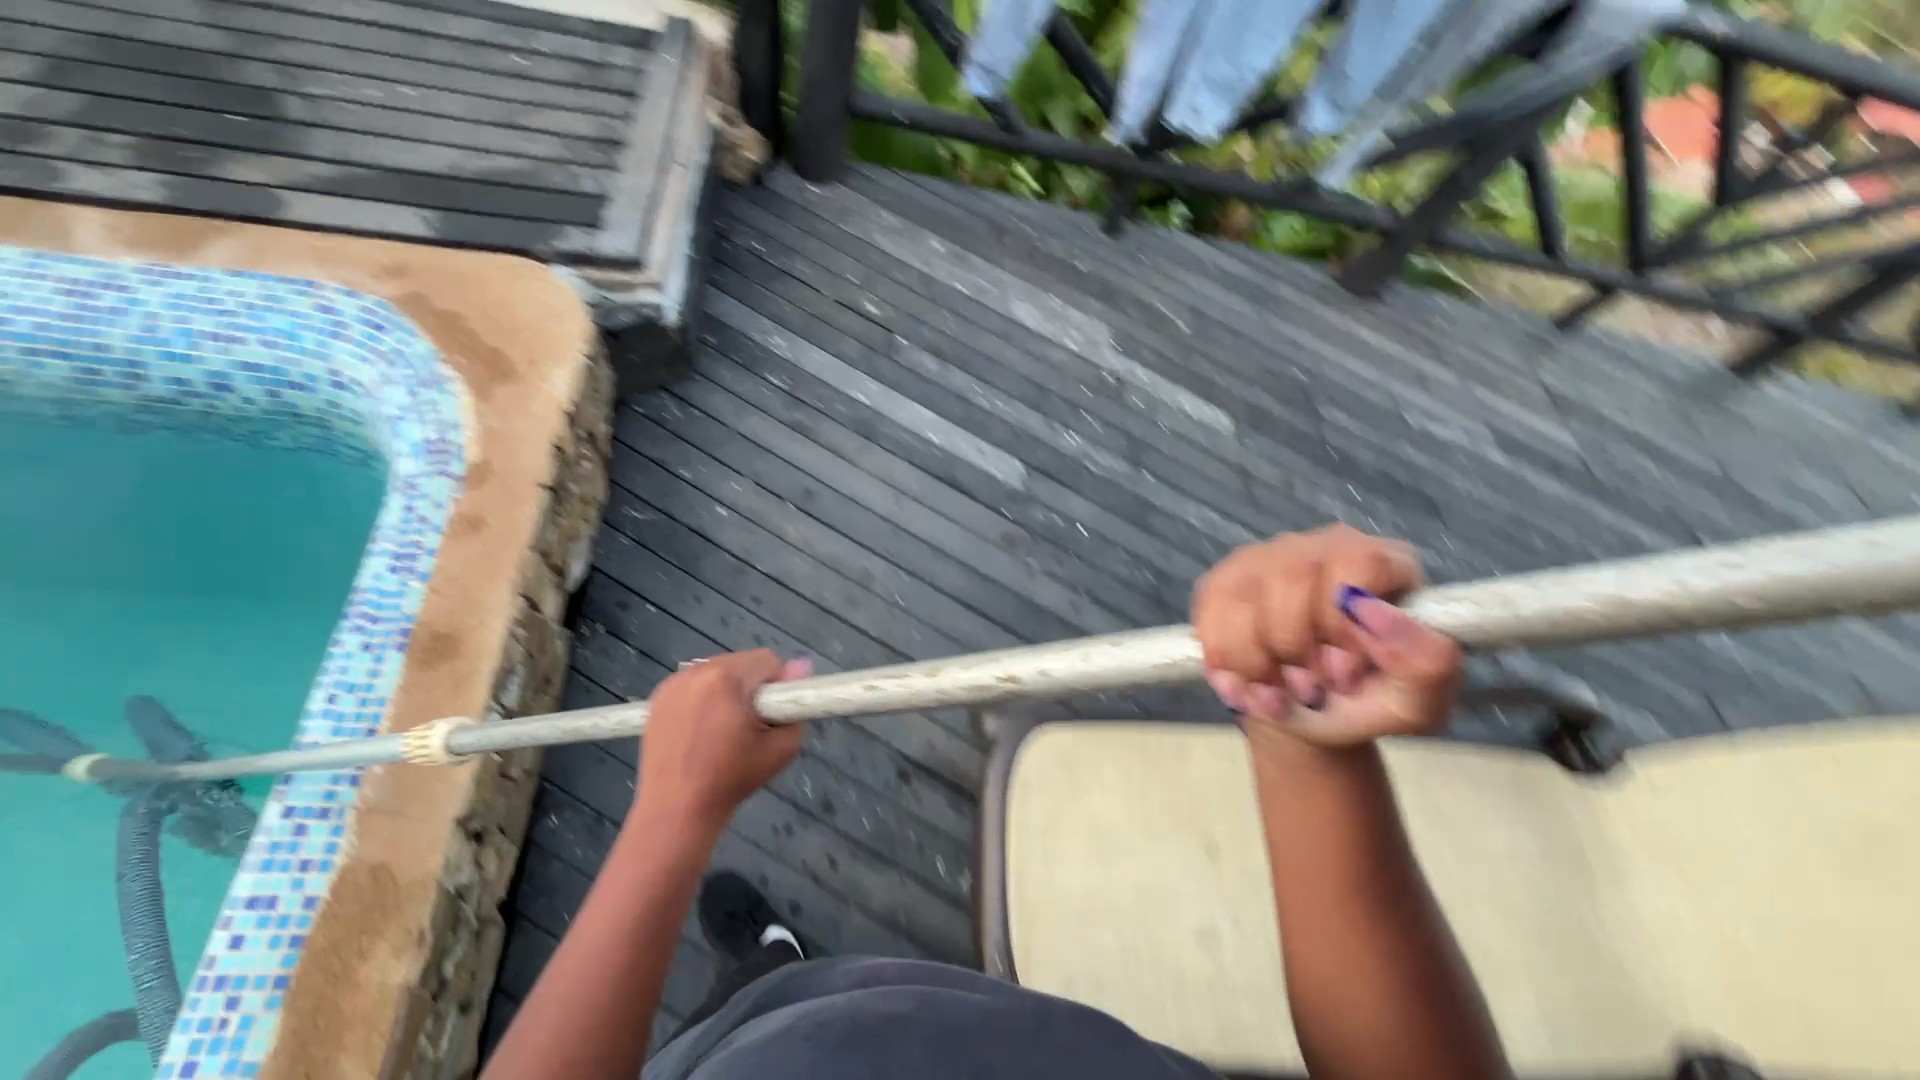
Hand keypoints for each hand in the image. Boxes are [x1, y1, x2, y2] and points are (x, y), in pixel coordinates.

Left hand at [635, 650, 812, 832]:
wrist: (676, 809)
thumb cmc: (732, 779)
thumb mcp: (782, 748)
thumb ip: (795, 704)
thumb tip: (802, 666)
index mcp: (726, 679)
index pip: (768, 661)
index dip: (779, 686)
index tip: (773, 715)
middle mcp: (696, 671)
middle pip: (741, 663)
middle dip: (753, 687)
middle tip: (750, 725)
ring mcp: (673, 683)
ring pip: (718, 671)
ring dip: (729, 690)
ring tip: (724, 729)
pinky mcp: (658, 698)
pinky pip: (695, 684)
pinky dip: (705, 698)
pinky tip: (702, 730)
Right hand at [1192, 524, 1459, 747]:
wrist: (1308, 713)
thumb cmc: (1367, 699)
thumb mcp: (1418, 702)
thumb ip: (1427, 662)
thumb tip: (1379, 616)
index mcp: (1381, 562)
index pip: (1359, 561)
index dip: (1345, 623)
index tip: (1347, 673)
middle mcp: (1321, 546)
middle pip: (1292, 576)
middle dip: (1296, 649)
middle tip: (1312, 689)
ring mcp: (1264, 560)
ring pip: (1244, 598)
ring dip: (1258, 662)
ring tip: (1279, 694)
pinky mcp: (1220, 583)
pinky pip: (1210, 616)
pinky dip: (1227, 662)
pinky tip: (1248, 683)